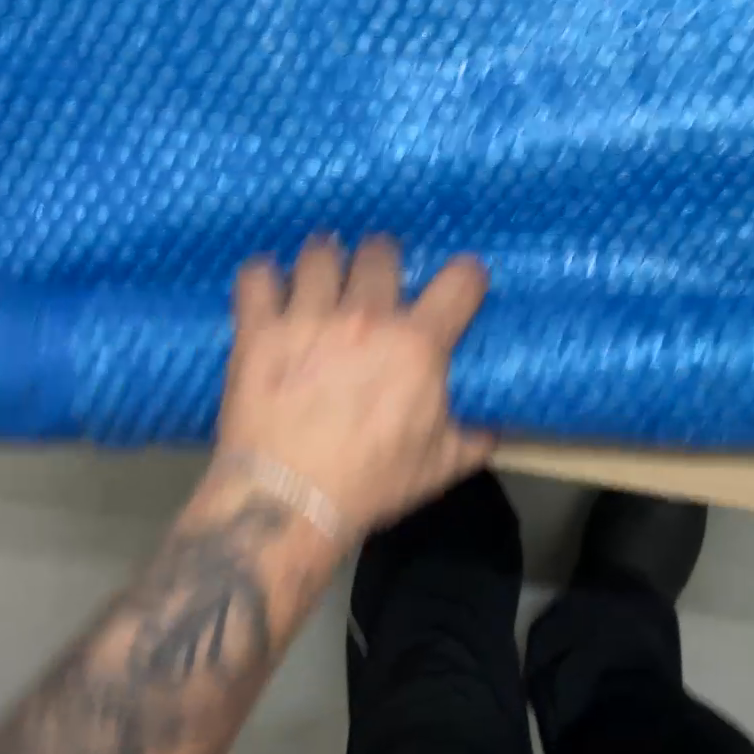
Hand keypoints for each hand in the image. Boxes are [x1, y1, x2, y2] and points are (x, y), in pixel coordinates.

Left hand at [214, 236, 495, 538]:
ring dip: (326, 262)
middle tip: (377, 280)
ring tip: (322, 279)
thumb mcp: (439, 467)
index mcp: (416, 345)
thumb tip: (495, 429)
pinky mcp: (259, 330)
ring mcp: (307, 318)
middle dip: (384, 259)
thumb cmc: (370, 484)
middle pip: (380, 251)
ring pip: (320, 253)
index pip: (460, 280)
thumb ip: (474, 438)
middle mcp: (365, 317)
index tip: (461, 284)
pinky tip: (270, 290)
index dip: (467, 275)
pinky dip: (264, 278)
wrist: (287, 502)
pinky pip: (258, 276)